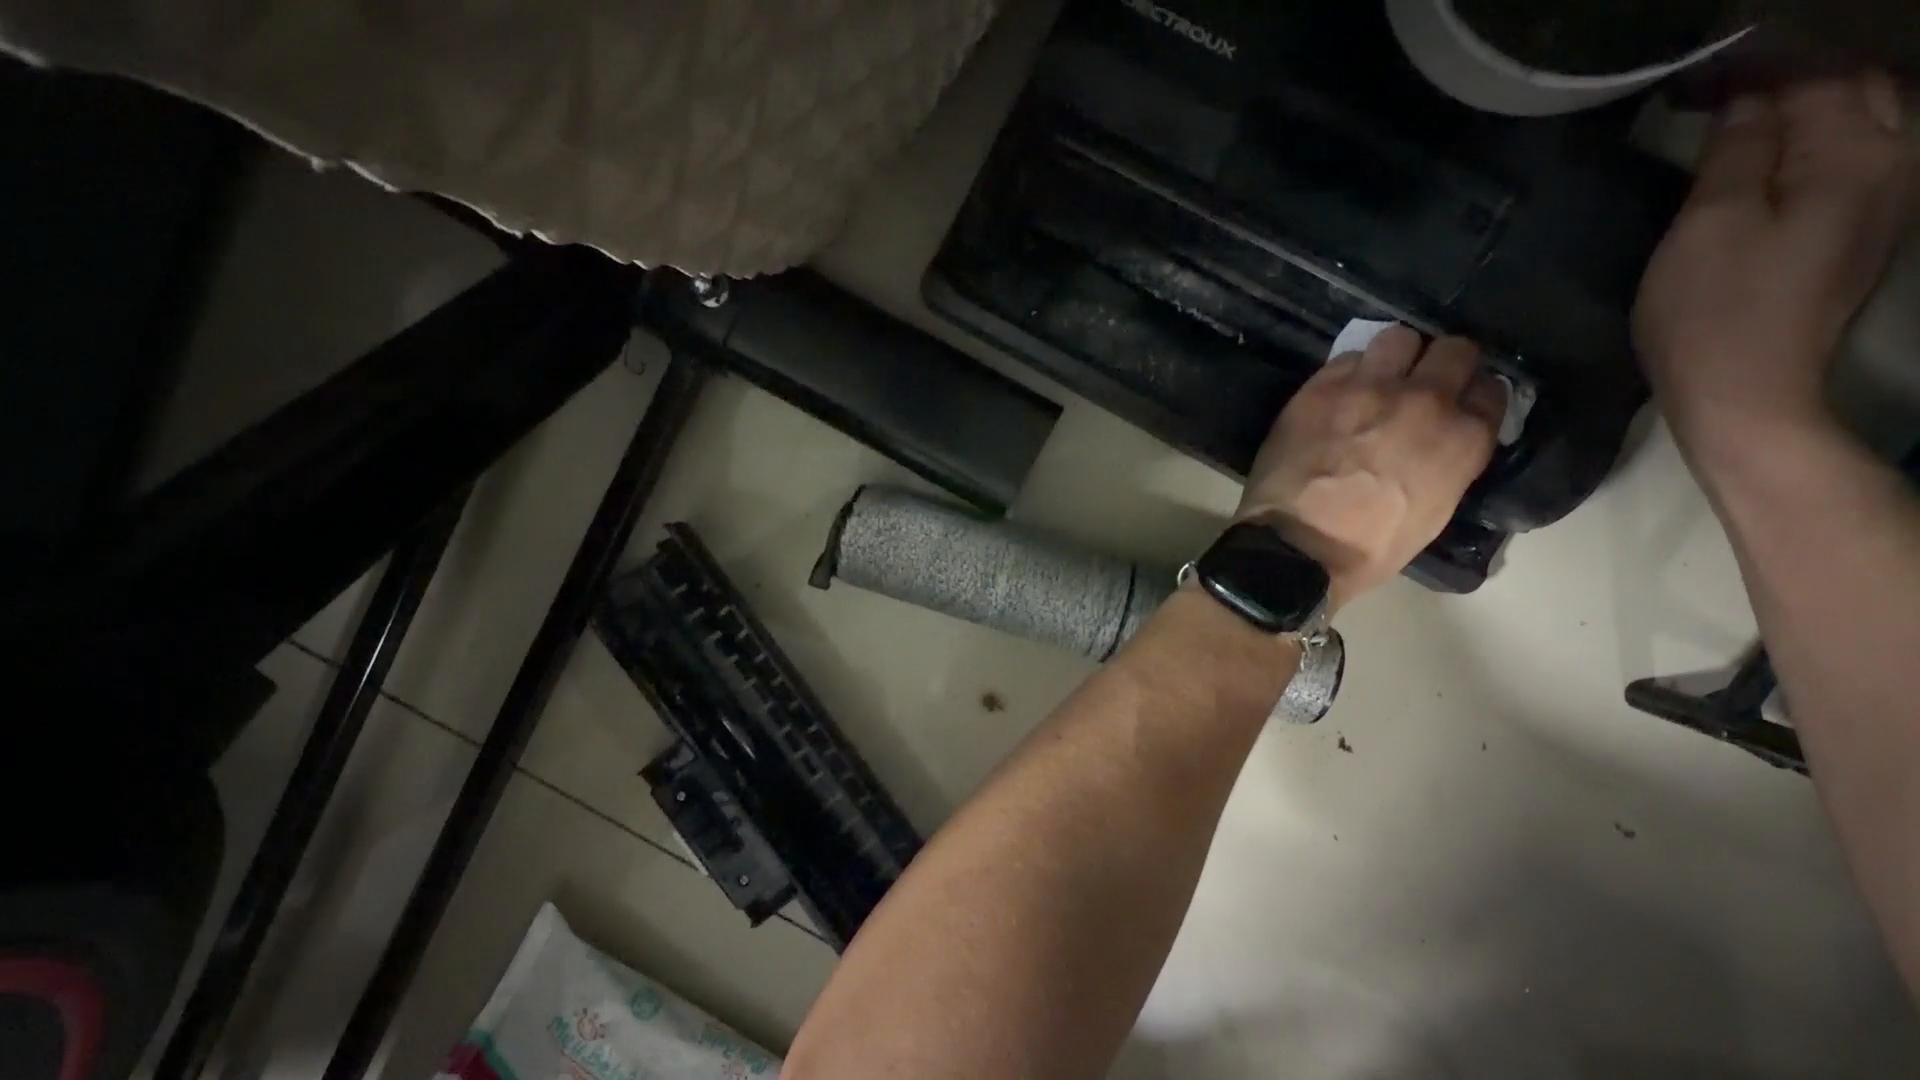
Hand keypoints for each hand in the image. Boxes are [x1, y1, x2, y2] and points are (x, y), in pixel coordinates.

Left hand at [1235, 327, 1502, 613]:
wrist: (1299, 545)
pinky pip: (1347, 358)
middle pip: (1454, 350)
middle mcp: (1426, 400)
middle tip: (1423, 381)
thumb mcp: (1436, 510)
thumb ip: (1450, 460)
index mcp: (1464, 438)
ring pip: (1399, 338)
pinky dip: (1349, 371)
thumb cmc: (1371, 546)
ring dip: (1395, 355)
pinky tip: (1340, 392)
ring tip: (1379, 378)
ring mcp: (1371, 387)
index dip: (1473, 394)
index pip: (1491, 389)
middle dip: (1443, 362)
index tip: (1460, 402)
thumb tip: (1444, 440)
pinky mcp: (1322, 386)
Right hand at [1633, 74, 1913, 456]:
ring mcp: (1883, 201)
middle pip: (1855, 88)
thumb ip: (1735, 150)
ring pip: (1861, 119)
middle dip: (1790, 75)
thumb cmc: (1712, 310)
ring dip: (1803, 104)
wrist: (1744, 394)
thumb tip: (1745, 100)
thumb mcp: (1708, 223)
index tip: (1693, 71)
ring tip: (1737, 111)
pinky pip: (1852, 156)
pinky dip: (1810, 138)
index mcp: (1857, 156)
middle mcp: (1893, 165)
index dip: (1755, 64)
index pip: (1815, 78)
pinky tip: (1767, 150)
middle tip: (1716, 85)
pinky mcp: (1859, 232)